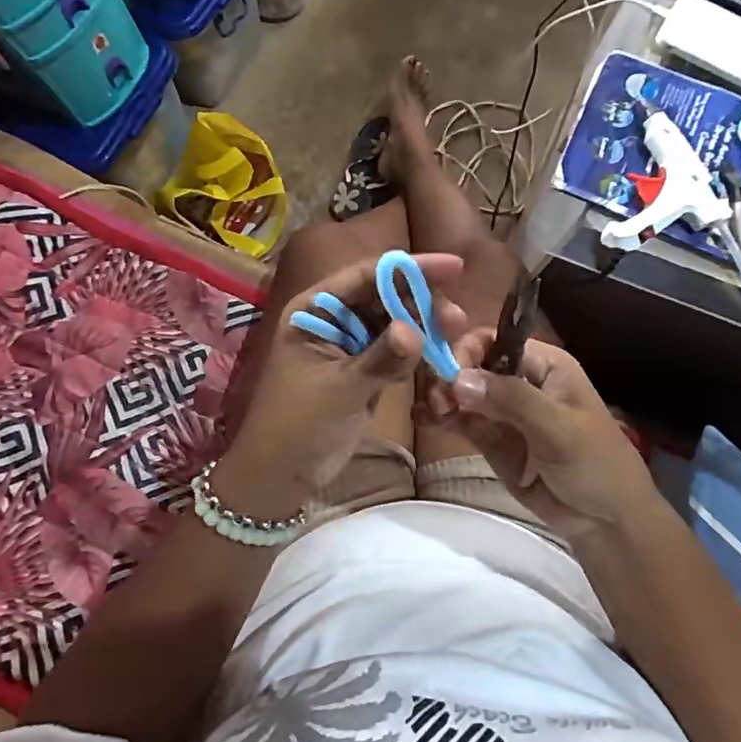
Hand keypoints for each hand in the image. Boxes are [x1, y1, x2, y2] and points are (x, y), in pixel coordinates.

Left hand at [216, 253, 464, 515]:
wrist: (282, 475)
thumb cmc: (297, 426)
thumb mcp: (339, 390)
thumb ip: (379, 360)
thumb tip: (414, 331)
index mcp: (316, 309)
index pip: (367, 275)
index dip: (410, 268)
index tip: (454, 266)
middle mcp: (336, 318)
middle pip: (387, 295)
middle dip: (424, 301)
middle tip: (457, 318)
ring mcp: (353, 344)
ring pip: (397, 322)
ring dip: (426, 325)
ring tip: (458, 333)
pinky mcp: (367, 368)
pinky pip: (398, 350)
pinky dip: (420, 350)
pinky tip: (444, 351)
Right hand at [428, 331, 661, 536]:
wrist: (606, 521)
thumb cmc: (595, 464)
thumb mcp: (559, 429)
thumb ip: (512, 401)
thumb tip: (459, 378)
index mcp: (545, 365)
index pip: (497, 341)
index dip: (469, 349)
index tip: (448, 371)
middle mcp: (521, 380)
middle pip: (474, 364)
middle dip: (450, 375)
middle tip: (439, 400)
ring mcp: (504, 412)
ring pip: (463, 392)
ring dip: (442, 397)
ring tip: (433, 413)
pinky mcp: (493, 440)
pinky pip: (462, 421)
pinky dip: (442, 418)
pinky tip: (425, 419)